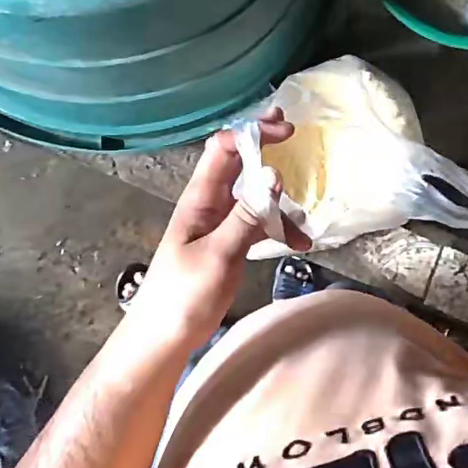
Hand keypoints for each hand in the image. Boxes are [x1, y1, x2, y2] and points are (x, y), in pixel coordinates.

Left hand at [128, 108, 309, 339]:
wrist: (164, 337)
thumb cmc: (183, 295)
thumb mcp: (219, 254)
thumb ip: (248, 216)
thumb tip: (275, 175)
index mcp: (200, 199)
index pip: (223, 149)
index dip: (253, 133)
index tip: (285, 131)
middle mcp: (210, 204)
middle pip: (238, 163)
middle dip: (263, 145)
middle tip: (291, 130)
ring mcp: (220, 224)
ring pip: (254, 197)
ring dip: (280, 205)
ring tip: (303, 226)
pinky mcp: (229, 244)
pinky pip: (258, 225)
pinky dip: (278, 229)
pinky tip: (296, 246)